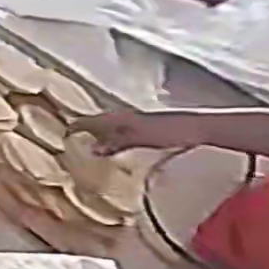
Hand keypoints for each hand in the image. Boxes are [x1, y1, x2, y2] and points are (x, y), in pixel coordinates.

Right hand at [70, 110, 202, 154]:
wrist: (209, 130)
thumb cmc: (172, 131)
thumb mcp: (138, 138)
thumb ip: (114, 143)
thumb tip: (91, 149)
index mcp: (118, 117)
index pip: (86, 120)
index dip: (72, 128)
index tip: (60, 138)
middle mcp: (126, 117)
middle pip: (97, 124)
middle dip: (84, 133)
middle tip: (71, 144)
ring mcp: (139, 124)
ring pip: (110, 129)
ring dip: (100, 138)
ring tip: (90, 150)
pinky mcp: (151, 131)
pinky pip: (123, 135)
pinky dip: (115, 142)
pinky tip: (119, 152)